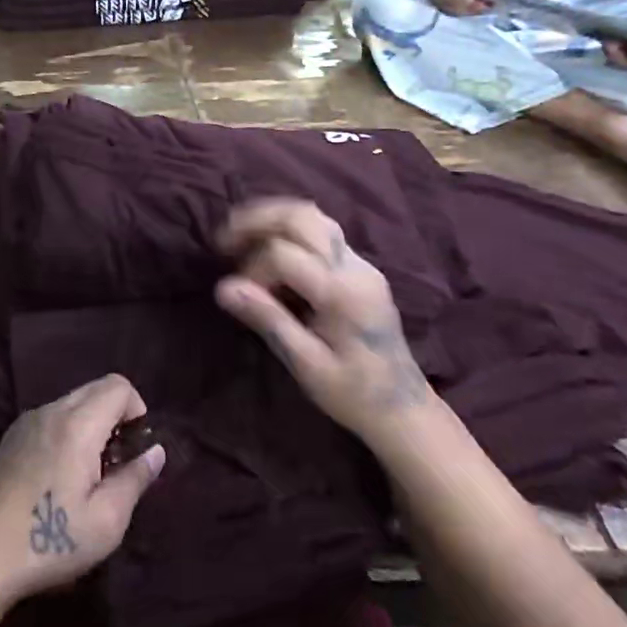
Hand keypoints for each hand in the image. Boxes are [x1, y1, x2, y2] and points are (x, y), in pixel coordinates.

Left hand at [0, 375, 164, 616]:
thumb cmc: (51, 539)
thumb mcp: (107, 519)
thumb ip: (135, 478)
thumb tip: (155, 451)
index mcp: (76, 424)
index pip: (117, 386)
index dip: (137, 409)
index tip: (138, 448)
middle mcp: (49, 411)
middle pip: (94, 388)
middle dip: (117, 415)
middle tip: (121, 462)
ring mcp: (26, 421)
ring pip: (72, 402)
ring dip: (92, 424)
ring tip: (93, 473)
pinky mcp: (12, 436)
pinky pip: (52, 417)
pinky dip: (69, 430)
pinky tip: (63, 475)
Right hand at [214, 199, 437, 443]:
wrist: (403, 409)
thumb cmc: (352, 393)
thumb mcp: (305, 363)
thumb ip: (267, 319)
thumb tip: (223, 288)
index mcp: (344, 293)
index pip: (283, 255)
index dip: (252, 270)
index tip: (242, 299)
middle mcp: (355, 268)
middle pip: (302, 217)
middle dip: (256, 220)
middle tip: (223, 241)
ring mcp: (360, 265)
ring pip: (312, 217)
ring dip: (271, 221)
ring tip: (239, 238)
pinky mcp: (357, 269)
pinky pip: (318, 233)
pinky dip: (285, 233)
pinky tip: (265, 253)